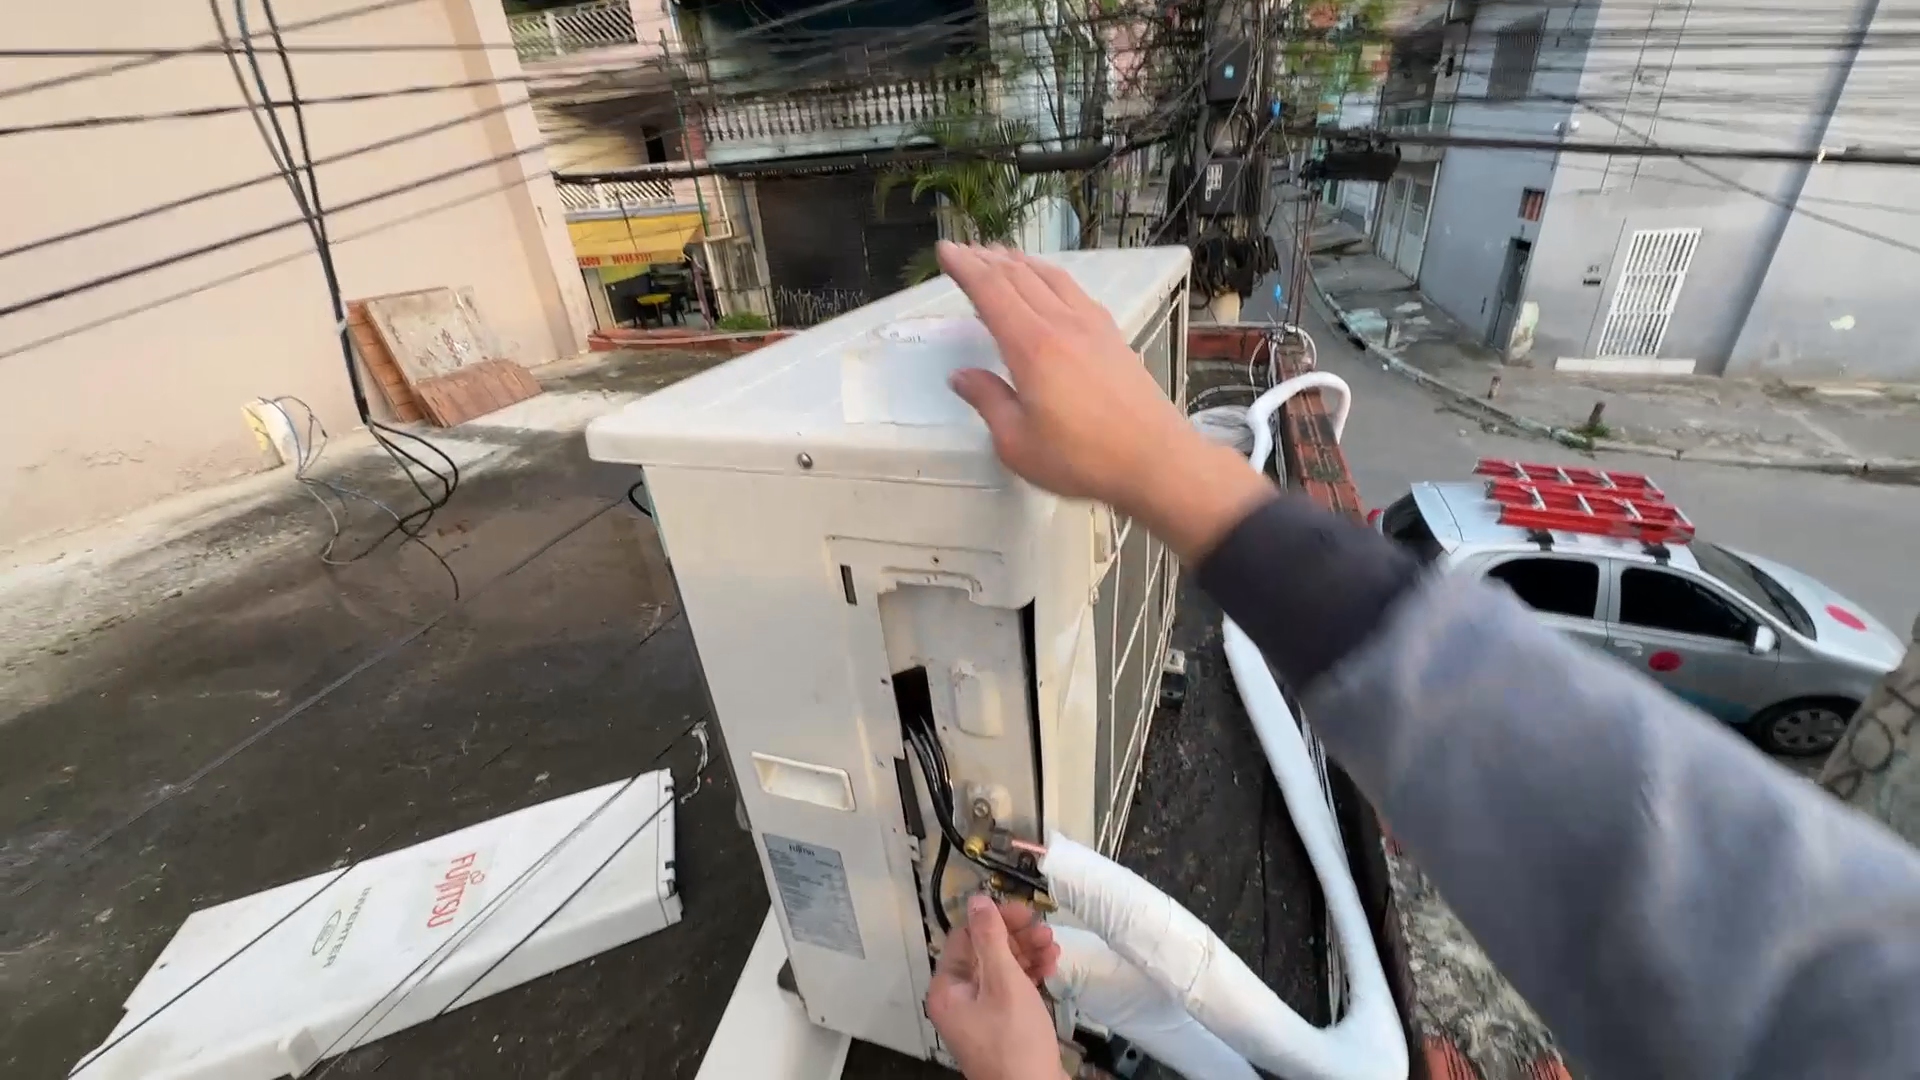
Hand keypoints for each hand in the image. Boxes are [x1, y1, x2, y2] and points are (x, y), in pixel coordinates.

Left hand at [927, 895, 1066, 1079]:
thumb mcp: (1004, 982)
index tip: (1025, 913)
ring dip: (1027, 952)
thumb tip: (977, 899)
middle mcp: (958, 998)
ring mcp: (980, 1012)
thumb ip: (990, 937)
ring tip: (1053, 947)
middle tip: (1044, 930)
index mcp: (947, 988)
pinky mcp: (1001, 1023)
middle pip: (985, 950)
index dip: (995, 920)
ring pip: (1001, 966)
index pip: (966, 936)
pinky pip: (1011, 986)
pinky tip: (1051, 965)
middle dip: (1016, 937)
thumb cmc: (1016, 1041)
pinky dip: (1029, 973)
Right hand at [938, 242, 1272, 560]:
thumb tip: (962, 375)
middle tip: (966, 249)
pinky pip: (1076, 292)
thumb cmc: (1081, 459)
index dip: (965, 269)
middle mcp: (1062, 325)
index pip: (990, 293)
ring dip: (1022, 263)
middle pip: (1019, 277)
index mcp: (1031, 347)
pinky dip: (1053, 278)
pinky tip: (1052, 285)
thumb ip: (988, 402)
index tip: (946, 250)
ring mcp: (1093, 327)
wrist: (1155, 461)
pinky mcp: (1114, 337)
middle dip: (988, 260)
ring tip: (1003, 256)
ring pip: (1052, 278)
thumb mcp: (1017, 443)